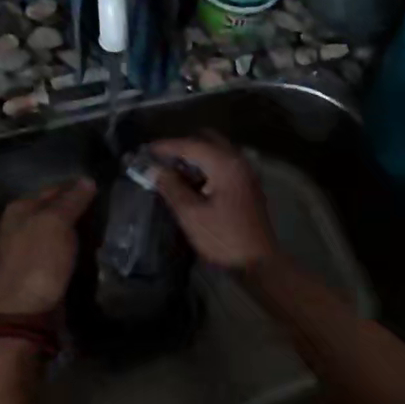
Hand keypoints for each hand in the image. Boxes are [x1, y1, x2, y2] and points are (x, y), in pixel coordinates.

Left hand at [0, 177, 96, 313]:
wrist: (29, 310)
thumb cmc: (39, 261)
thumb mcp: (56, 223)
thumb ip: (71, 200)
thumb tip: (88, 180)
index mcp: (20, 209)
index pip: (55, 189)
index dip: (79, 188)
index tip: (104, 189)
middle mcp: (22, 225)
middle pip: (59, 209)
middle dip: (82, 209)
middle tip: (111, 209)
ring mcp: (32, 248)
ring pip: (64, 230)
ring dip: (84, 230)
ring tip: (108, 228)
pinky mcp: (44, 267)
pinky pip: (66, 249)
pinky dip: (80, 247)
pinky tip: (95, 249)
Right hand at [147, 137, 276, 270]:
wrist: (259, 262)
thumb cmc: (223, 238)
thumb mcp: (191, 214)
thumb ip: (171, 186)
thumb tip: (153, 168)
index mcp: (226, 164)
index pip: (191, 144)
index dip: (166, 146)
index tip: (145, 150)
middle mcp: (239, 162)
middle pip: (208, 141)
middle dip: (183, 147)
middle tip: (161, 161)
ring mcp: (247, 174)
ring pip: (218, 152)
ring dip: (196, 157)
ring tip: (173, 172)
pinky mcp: (248, 186)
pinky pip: (225, 166)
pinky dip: (208, 168)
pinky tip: (193, 184)